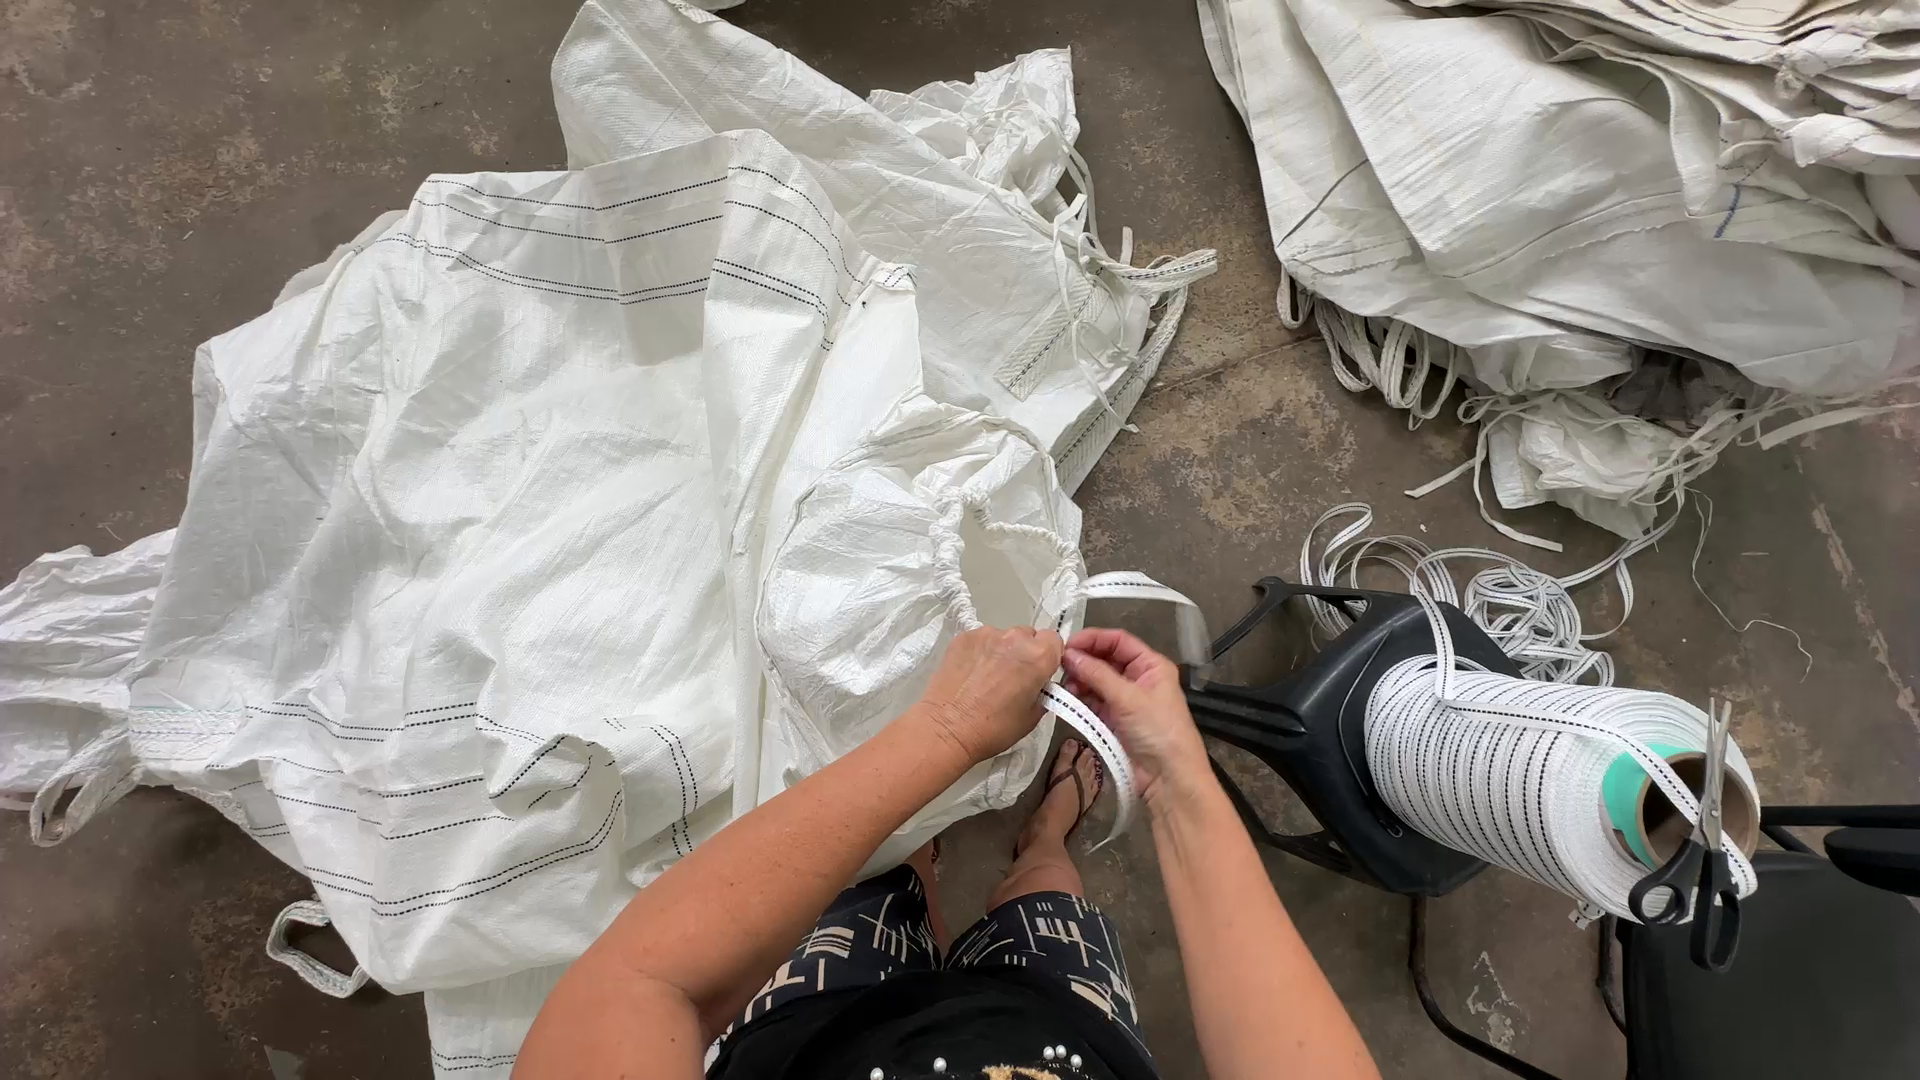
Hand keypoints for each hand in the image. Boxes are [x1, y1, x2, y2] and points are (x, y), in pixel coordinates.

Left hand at [916, 626, 1063, 763]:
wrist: (948, 728)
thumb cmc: (994, 728)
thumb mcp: (1033, 716)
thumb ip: (1043, 690)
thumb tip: (1040, 682)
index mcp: (1038, 656)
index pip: (1054, 640)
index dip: (1049, 656)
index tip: (1039, 672)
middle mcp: (1014, 638)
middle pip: (1028, 635)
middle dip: (1025, 652)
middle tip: (1013, 676)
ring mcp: (986, 634)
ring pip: (1003, 637)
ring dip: (1001, 651)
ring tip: (987, 677)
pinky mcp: (963, 637)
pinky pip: (980, 639)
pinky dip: (980, 651)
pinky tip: (970, 673)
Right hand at [1062, 628, 1210, 810]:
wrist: (1169, 779)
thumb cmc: (1158, 731)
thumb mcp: (1128, 698)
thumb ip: (1097, 674)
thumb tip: (1068, 654)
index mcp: (1151, 665)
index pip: (1118, 641)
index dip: (1093, 638)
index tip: (1068, 643)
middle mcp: (1138, 677)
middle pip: (1105, 659)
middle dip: (1083, 661)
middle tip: (1060, 666)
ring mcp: (1125, 699)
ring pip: (1096, 680)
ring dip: (1080, 680)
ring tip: (1066, 686)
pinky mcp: (1114, 718)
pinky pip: (1093, 700)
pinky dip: (1081, 698)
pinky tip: (1069, 698)